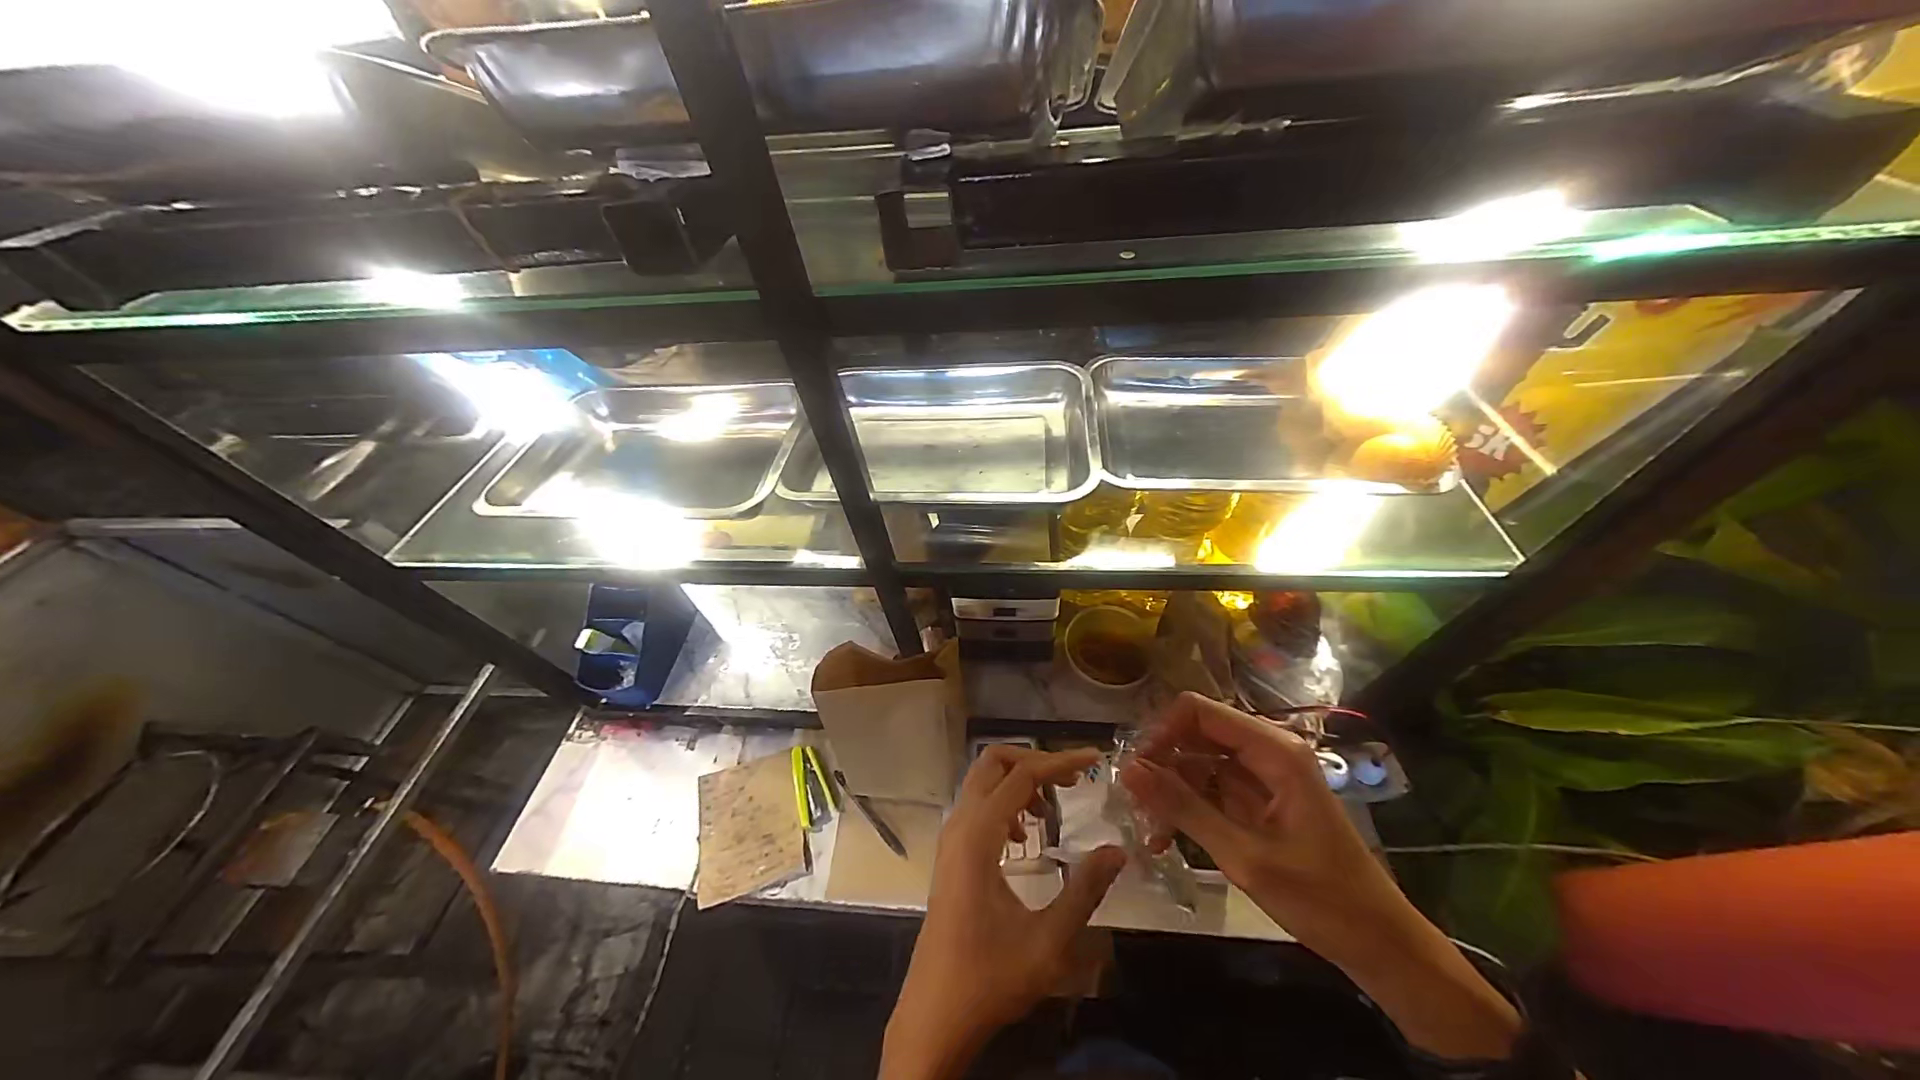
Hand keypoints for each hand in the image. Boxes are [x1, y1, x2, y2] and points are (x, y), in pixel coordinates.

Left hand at [881, 747, 1125, 1079]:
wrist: (935, 1013)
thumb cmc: (990, 977)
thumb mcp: (1049, 941)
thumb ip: (1084, 891)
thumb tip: (1118, 850)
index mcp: (978, 838)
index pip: (1021, 776)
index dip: (1060, 762)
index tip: (1096, 761)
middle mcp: (958, 827)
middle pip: (992, 763)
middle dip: (1035, 761)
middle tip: (1073, 782)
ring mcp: (950, 840)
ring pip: (982, 783)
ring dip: (1018, 783)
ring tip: (1052, 811)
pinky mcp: (950, 855)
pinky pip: (977, 807)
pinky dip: (1005, 804)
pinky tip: (1025, 838)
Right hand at [1120, 693, 1520, 1060]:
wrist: (1380, 945)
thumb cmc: (1322, 900)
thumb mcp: (1244, 857)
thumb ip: (1184, 808)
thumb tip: (1126, 769)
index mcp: (1274, 751)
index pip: (1198, 710)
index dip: (1160, 732)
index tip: (1135, 771)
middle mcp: (1267, 752)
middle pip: (1194, 733)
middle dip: (1159, 763)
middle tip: (1133, 804)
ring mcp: (1262, 777)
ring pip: (1196, 762)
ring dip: (1168, 790)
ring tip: (1148, 831)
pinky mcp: (1257, 802)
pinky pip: (1208, 789)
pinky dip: (1184, 808)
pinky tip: (1164, 839)